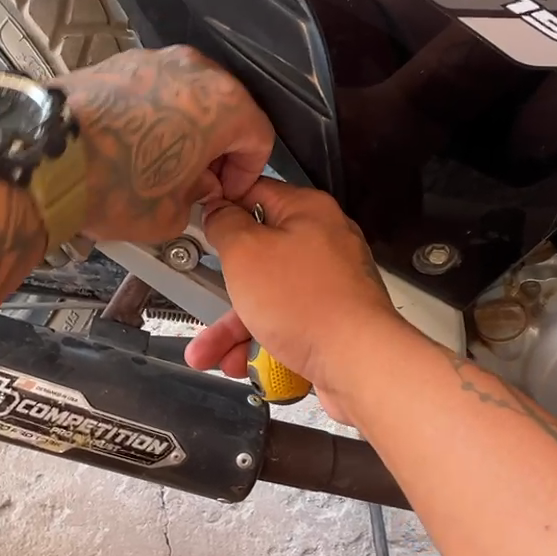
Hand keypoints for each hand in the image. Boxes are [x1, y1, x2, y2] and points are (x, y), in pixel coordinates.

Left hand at [58, 46, 273, 242]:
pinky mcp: (119, 62)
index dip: (246, 172)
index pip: (259, 137)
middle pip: (226, 109)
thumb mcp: (170, 216)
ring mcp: (155, 60)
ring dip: (186, 128)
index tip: (226, 189)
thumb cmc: (111, 184)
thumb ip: (197, 199)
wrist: (48, 159)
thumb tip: (191, 191)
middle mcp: (194, 71)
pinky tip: (133, 145)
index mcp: (224, 104)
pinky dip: (153, 114)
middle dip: (217, 146)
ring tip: (162, 164)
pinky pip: (152, 89)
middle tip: (199, 180)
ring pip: (188, 96)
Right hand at [183, 179, 403, 419]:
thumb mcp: (245, 252)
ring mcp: (328, 283)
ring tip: (206, 353)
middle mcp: (322, 243)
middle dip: (223, 286)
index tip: (199, 224)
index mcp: (307, 212)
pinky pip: (286, 323)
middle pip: (258, 254)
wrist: (357, 363)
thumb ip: (224, 224)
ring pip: (268, 297)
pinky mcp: (332, 319)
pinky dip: (260, 341)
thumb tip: (218, 211)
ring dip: (234, 326)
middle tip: (202, 295)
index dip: (222, 206)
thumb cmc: (307, 302)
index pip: (255, 192)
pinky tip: (238, 363)